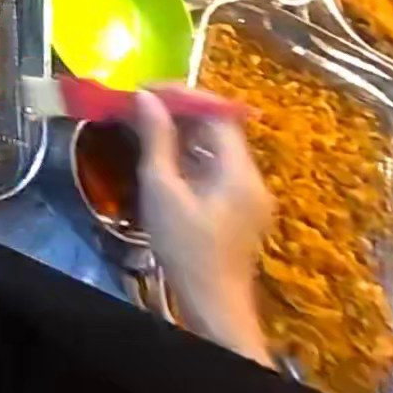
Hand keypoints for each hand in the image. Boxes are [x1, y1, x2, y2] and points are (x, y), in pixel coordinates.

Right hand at [131, 87, 273, 366]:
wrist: (212, 305)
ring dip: (182, 126)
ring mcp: (248, 191)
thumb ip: (156, 138)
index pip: (218, 112)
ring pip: (216, 143)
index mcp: (239, 170)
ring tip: (144, 119)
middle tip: (140, 101)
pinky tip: (161, 149)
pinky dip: (189, 148)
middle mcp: (251, 176)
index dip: (183, 94)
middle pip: (219, 125)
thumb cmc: (185, 245)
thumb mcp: (162, 187)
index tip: (146, 88)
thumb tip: (145, 96)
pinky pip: (215, 161)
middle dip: (179, 108)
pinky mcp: (238, 204)